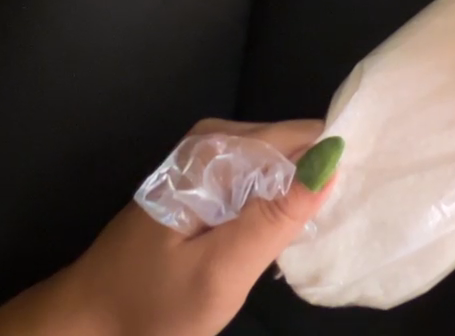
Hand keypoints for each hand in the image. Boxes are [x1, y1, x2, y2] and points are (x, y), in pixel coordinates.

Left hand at [0, 119, 336, 335]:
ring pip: (279, 163)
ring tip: (316, 236)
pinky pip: (260, 177)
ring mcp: (210, 156)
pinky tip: (282, 235)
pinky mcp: (208, 177)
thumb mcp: (218, 274)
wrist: (89, 317)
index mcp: (217, 150)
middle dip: (316, 181)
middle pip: (292, 146)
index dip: (334, 164)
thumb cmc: (150, 304)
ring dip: (298, 195)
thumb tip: (331, 162)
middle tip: (337, 230)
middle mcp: (216, 139)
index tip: (365, 198)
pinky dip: (277, 202)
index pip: (301, 136)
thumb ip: (274, 219)